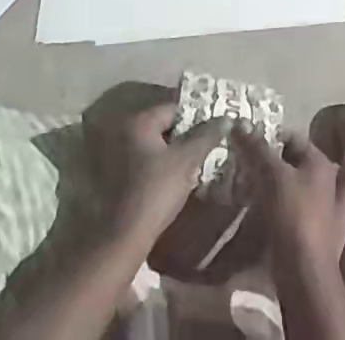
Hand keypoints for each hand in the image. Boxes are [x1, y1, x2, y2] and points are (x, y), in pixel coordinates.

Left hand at [93, 102, 231, 240]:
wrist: (126, 236)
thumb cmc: (157, 190)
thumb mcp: (187, 160)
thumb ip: (207, 136)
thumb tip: (226, 118)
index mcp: (139, 122)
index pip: (174, 108)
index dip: (196, 117)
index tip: (214, 129)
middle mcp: (125, 131)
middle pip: (164, 125)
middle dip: (187, 135)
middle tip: (209, 145)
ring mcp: (118, 154)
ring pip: (156, 144)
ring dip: (175, 151)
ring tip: (198, 162)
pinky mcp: (118, 175)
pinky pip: (146, 160)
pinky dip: (162, 164)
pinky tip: (178, 177)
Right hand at [243, 131, 344, 261]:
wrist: (305, 272)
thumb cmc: (291, 215)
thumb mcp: (271, 176)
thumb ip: (257, 148)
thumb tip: (240, 122)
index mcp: (322, 161)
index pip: (294, 138)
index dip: (271, 139)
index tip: (250, 147)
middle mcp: (334, 179)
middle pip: (304, 160)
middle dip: (284, 159)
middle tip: (257, 166)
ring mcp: (336, 208)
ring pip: (314, 184)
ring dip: (296, 181)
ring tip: (271, 184)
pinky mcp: (330, 232)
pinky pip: (316, 209)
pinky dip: (305, 205)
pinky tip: (294, 206)